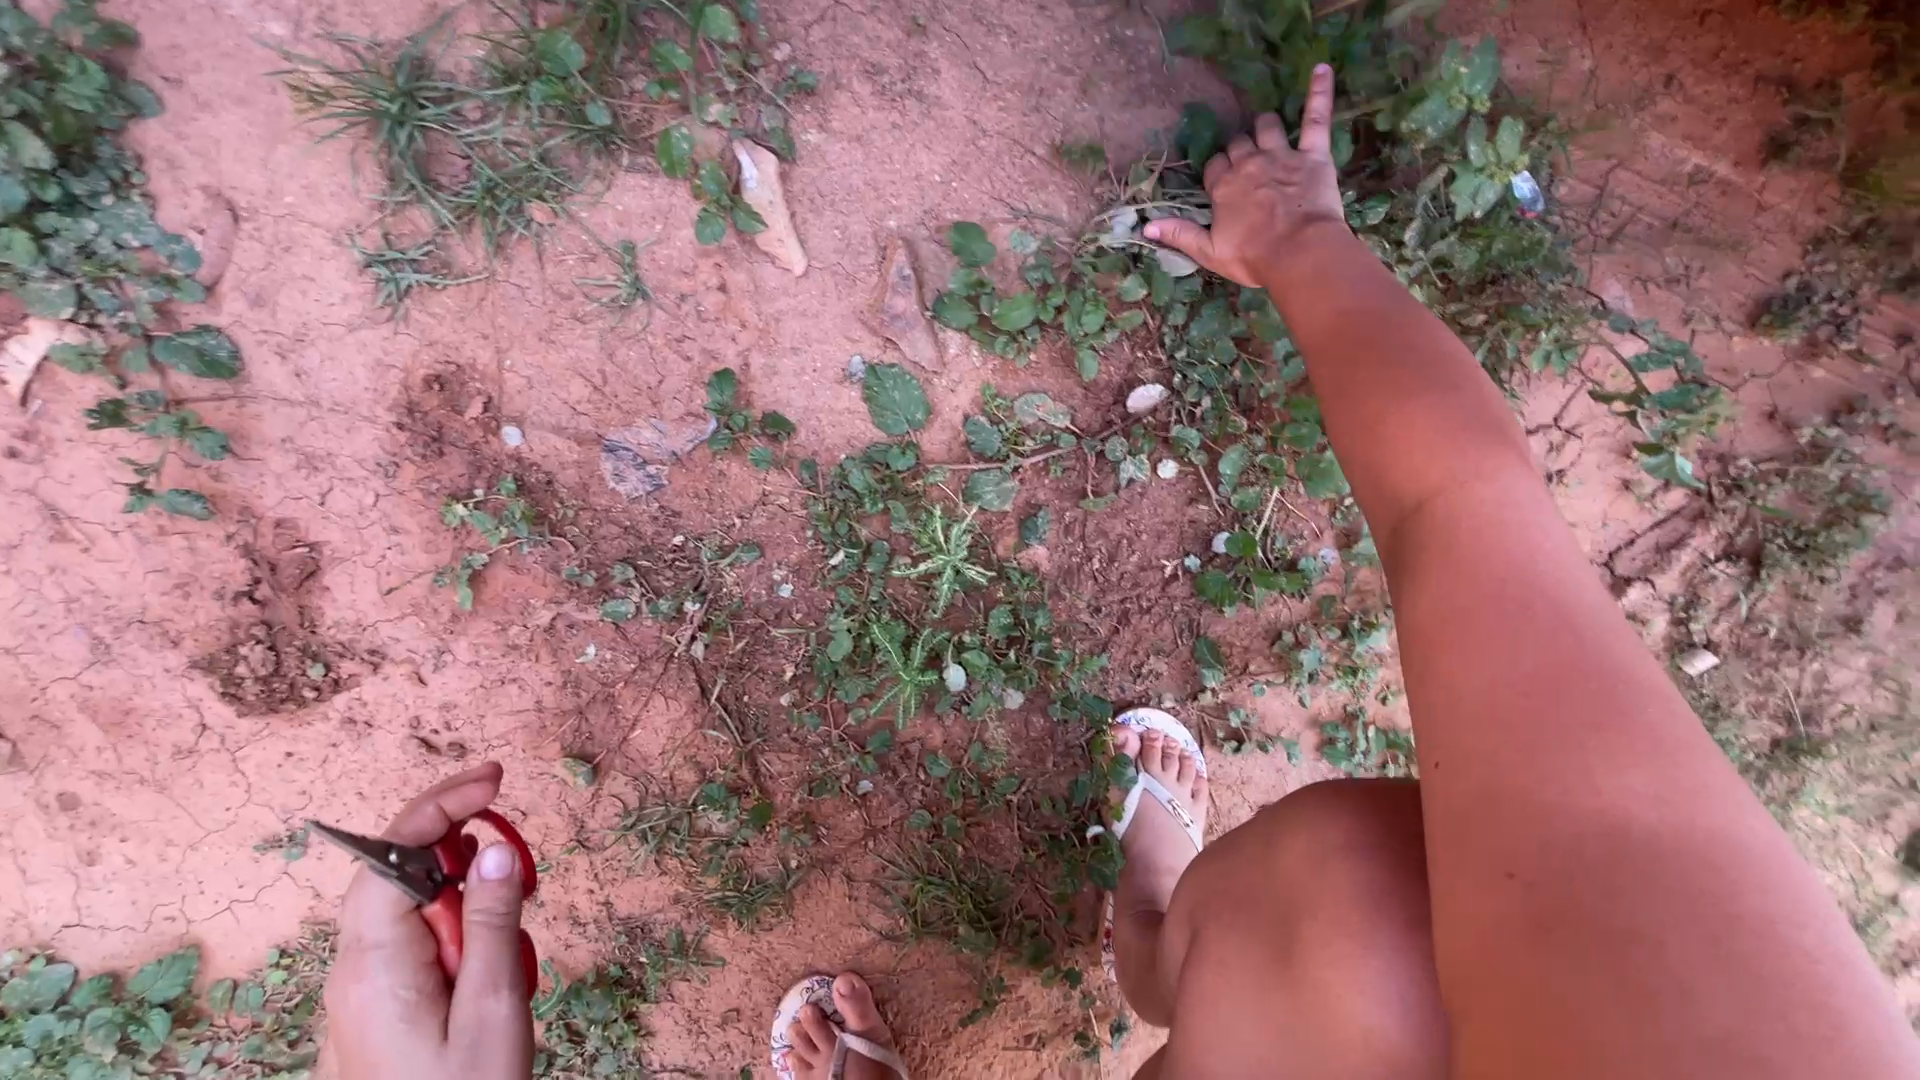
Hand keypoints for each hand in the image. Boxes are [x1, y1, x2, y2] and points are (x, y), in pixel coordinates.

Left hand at [323, 763, 533, 1079]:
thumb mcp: (492, 1005)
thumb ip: (493, 921)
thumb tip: (491, 846)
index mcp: (373, 963)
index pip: (390, 856)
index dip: (439, 805)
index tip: (496, 779)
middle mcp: (354, 965)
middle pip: (395, 869)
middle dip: (455, 835)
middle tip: (514, 828)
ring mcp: (363, 983)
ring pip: (410, 900)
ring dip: (466, 882)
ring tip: (517, 902)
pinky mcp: (380, 998)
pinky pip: (415, 932)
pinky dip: (458, 914)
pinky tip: (494, 938)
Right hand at [1145, 63, 1348, 286]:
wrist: (1298, 253)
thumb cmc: (1252, 257)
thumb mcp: (1209, 252)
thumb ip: (1179, 234)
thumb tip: (1146, 226)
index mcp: (1224, 187)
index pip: (1213, 167)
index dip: (1216, 173)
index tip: (1220, 184)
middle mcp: (1249, 164)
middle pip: (1238, 144)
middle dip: (1238, 150)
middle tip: (1244, 163)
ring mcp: (1281, 155)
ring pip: (1268, 126)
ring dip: (1264, 127)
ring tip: (1266, 132)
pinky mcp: (1313, 154)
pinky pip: (1316, 116)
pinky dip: (1319, 91)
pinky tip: (1322, 68)